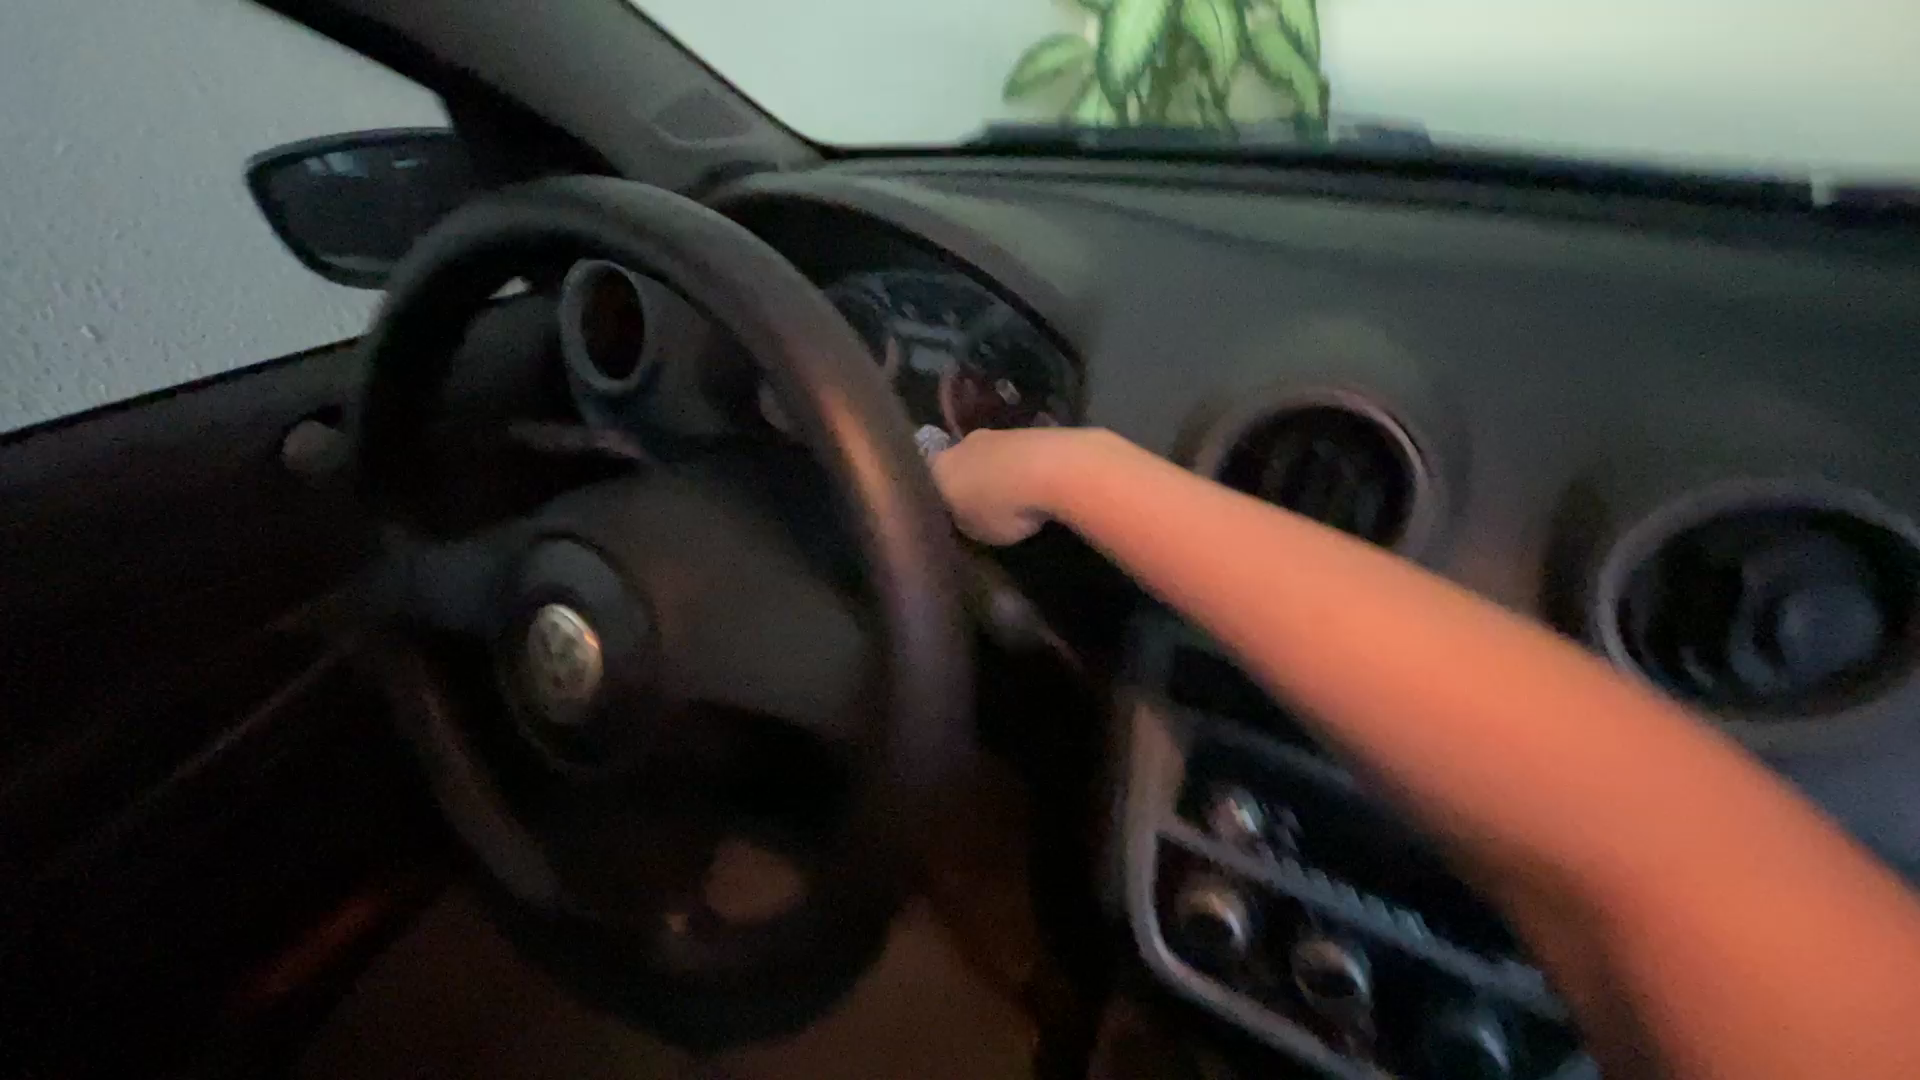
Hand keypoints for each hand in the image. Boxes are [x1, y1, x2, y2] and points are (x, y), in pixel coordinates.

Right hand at [931, 427, 1101, 545]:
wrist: (1048, 469)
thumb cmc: (1000, 508)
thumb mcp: (974, 531)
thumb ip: (964, 521)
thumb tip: (965, 516)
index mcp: (938, 468)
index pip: (930, 483)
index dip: (942, 499)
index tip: (954, 513)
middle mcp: (961, 444)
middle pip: (961, 465)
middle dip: (972, 482)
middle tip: (986, 506)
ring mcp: (996, 434)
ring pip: (991, 457)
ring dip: (1000, 474)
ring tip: (1016, 498)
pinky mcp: (1028, 431)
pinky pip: (1018, 455)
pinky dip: (1023, 468)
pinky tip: (1036, 485)